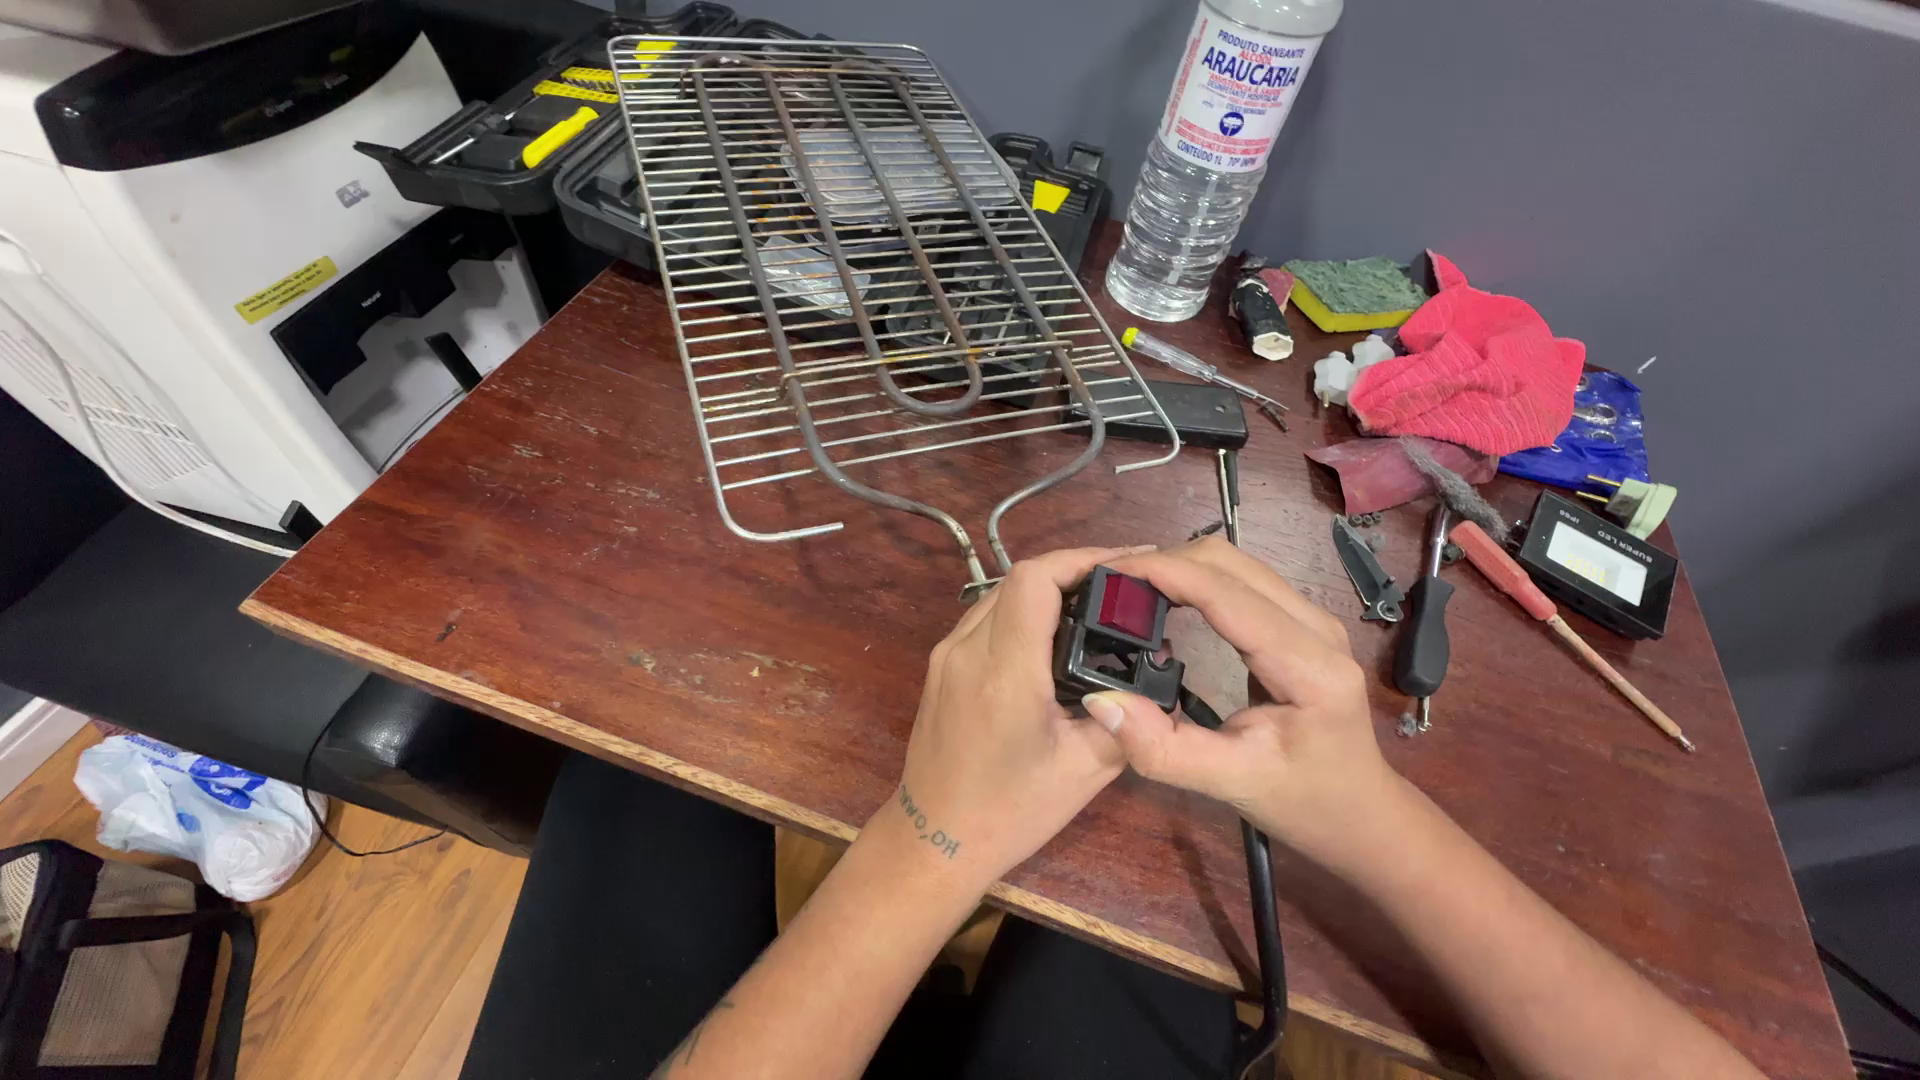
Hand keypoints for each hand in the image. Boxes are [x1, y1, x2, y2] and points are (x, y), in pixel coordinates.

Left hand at [875, 546, 1146, 889]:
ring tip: (1095, 604)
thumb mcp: (1084, 769)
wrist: (936, 837)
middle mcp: (967, 650)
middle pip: (1019, 579)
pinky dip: (1022, 610)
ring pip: (999, 594)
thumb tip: (1151, 674)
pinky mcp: (940, 665)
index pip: (1036, 579)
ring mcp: (946, 655)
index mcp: (1005, 672)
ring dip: (1046, 588)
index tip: (1126, 563)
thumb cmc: (1010, 811)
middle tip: (1122, 587)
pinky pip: (985, 617)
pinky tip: (1054, 631)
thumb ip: (1122, 714)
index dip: (1082, 558)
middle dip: (1073, 569)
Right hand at [1080, 535, 1397, 864]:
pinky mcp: (1300, 622)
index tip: (1110, 573)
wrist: (1361, 813)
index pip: (1227, 593)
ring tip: (1130, 588)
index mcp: (1308, 666)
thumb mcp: (1230, 783)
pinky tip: (1165, 597)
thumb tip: (1100, 701)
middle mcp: (1316, 627)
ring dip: (1180, 565)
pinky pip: (1241, 580)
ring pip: (1236, 563)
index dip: (1166, 573)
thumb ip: (1162, 748)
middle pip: (1231, 562)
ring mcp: (1313, 618)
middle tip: (1112, 585)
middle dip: (1167, 562)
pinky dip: (1196, 578)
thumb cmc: (1305, 802)